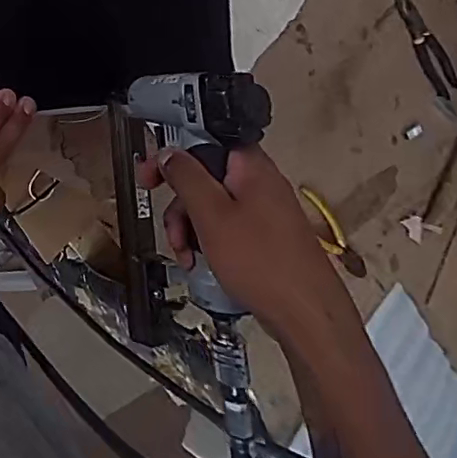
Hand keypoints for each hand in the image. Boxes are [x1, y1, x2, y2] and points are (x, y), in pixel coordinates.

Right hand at [139, 144, 345, 335]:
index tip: (149, 177)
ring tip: (189, 256)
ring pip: (214, 205)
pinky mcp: (267, 234)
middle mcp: (260, 180)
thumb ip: (186, 177)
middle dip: (181, 205)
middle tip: (172, 230)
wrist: (306, 314)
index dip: (172, 157)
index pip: (203, 143)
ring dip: (192, 228)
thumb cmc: (261, 262)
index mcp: (249, 165)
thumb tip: (169, 153)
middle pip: (205, 177)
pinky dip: (211, 240)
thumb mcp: (211, 215)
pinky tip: (205, 262)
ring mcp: (266, 209)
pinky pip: (229, 225)